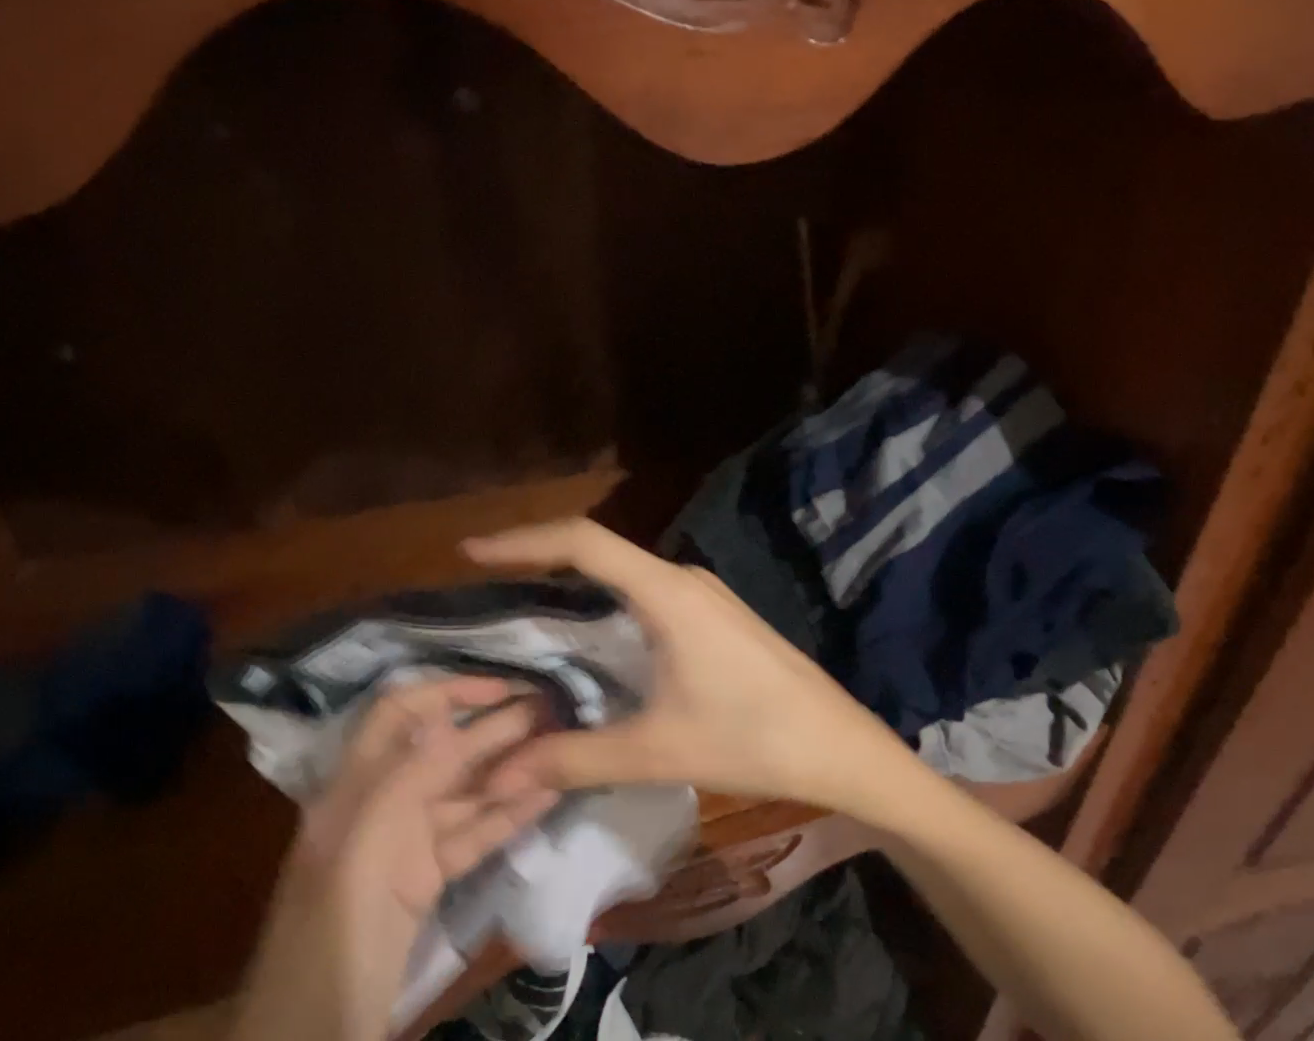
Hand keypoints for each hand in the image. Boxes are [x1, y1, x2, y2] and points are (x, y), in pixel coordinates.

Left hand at [231, 678, 558, 1040]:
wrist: (310, 1034)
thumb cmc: (332, 937)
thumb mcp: (364, 852)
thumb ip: (406, 781)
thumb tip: (449, 720)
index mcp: (351, 789)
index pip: (400, 714)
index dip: (450, 691)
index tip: (505, 687)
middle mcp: (379, 806)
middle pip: (442, 752)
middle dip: (494, 729)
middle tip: (555, 713)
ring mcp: (403, 846)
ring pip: (463, 795)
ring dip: (511, 771)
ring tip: (563, 748)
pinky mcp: (425, 883)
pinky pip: (470, 838)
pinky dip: (507, 817)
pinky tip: (547, 797)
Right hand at [465, 518, 912, 812]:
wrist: (842, 748)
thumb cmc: (754, 740)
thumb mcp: (657, 750)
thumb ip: (576, 758)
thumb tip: (500, 774)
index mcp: (668, 593)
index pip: (582, 542)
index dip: (522, 539)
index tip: (471, 552)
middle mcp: (685, 580)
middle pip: (600, 553)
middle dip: (539, 564)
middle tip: (486, 595)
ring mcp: (706, 597)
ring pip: (626, 577)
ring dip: (576, 589)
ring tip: (526, 619)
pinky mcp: (717, 618)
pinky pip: (648, 597)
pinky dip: (607, 609)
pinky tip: (591, 647)